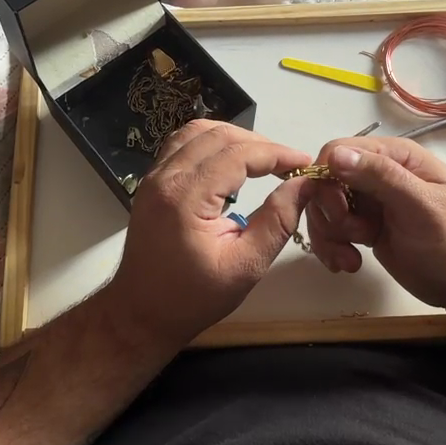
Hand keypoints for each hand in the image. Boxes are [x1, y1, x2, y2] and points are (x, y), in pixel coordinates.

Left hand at [99, 120, 315, 345]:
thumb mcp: (245, 266)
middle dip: (259, 143)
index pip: (238, 154)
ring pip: (197, 132)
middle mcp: (166, 177)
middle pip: (218, 135)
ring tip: (263, 160)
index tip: (305, 163)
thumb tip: (305, 184)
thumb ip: (277, 221)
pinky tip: (231, 162)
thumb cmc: (193, 297)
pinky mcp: (152, 182)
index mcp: (186, 197)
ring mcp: (154, 176)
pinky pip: (182, 144)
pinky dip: (211, 143)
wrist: (140, 313)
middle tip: (288, 164)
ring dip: (234, 138)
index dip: (276, 154)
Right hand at [304, 137, 445, 308]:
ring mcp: (369, 201)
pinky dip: (331, 248)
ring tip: (352, 260)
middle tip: (354, 236)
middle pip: (325, 181)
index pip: (339, 151)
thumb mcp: (421, 206)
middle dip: (330, 212)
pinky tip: (349, 264)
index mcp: (396, 156)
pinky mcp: (363, 226)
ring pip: (323, 207)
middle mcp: (378, 173)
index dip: (327, 179)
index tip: (339, 211)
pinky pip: (330, 229)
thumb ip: (381, 177)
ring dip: (329, 235)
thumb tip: (335, 155)